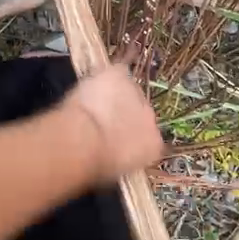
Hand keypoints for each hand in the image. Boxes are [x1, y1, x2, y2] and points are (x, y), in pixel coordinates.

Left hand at [62, 62, 164, 182]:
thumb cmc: (97, 164)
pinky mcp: (120, 75)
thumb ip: (125, 154)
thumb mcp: (118, 169)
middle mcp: (152, 118)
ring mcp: (137, 93)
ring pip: (128, 89)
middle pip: (139, 110)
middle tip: (104, 118)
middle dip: (124, 112)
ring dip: (115, 93)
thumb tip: (117, 150)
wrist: (84, 141)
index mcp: (154, 145)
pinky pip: (118, 70)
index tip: (116, 136)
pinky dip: (108, 74)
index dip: (130, 134)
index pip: (147, 136)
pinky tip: (98, 78)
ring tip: (96, 101)